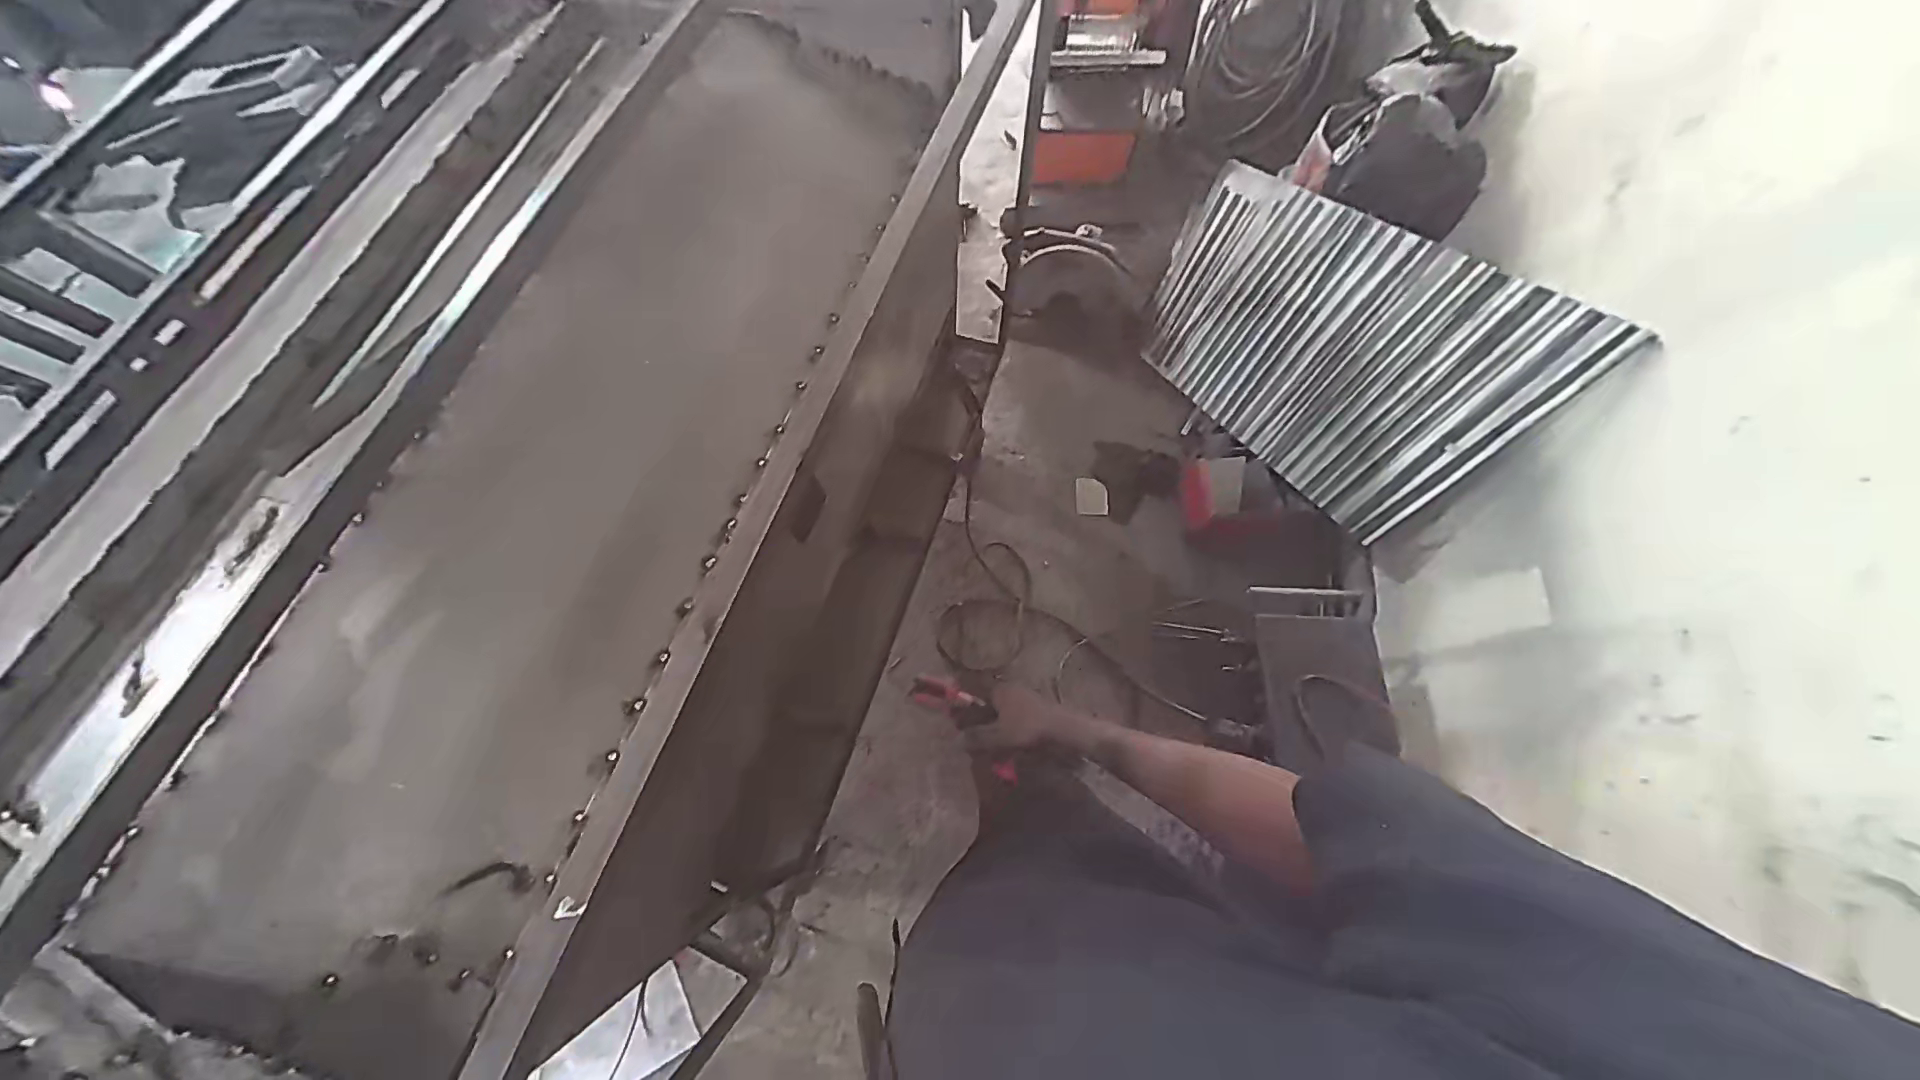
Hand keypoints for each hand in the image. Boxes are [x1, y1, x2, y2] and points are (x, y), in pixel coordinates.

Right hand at [962, 684, 1107, 755]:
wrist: (1066, 731)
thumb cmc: (1030, 728)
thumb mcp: (1000, 736)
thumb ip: (978, 738)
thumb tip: (958, 741)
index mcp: (998, 689)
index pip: (970, 683)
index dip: (953, 685)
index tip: (937, 687)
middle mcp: (1008, 690)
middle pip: (982, 697)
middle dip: (969, 709)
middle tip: (957, 722)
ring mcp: (1021, 701)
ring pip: (996, 710)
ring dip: (985, 722)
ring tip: (976, 738)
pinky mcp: (1031, 714)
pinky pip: (1008, 719)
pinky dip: (999, 729)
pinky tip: (998, 745)